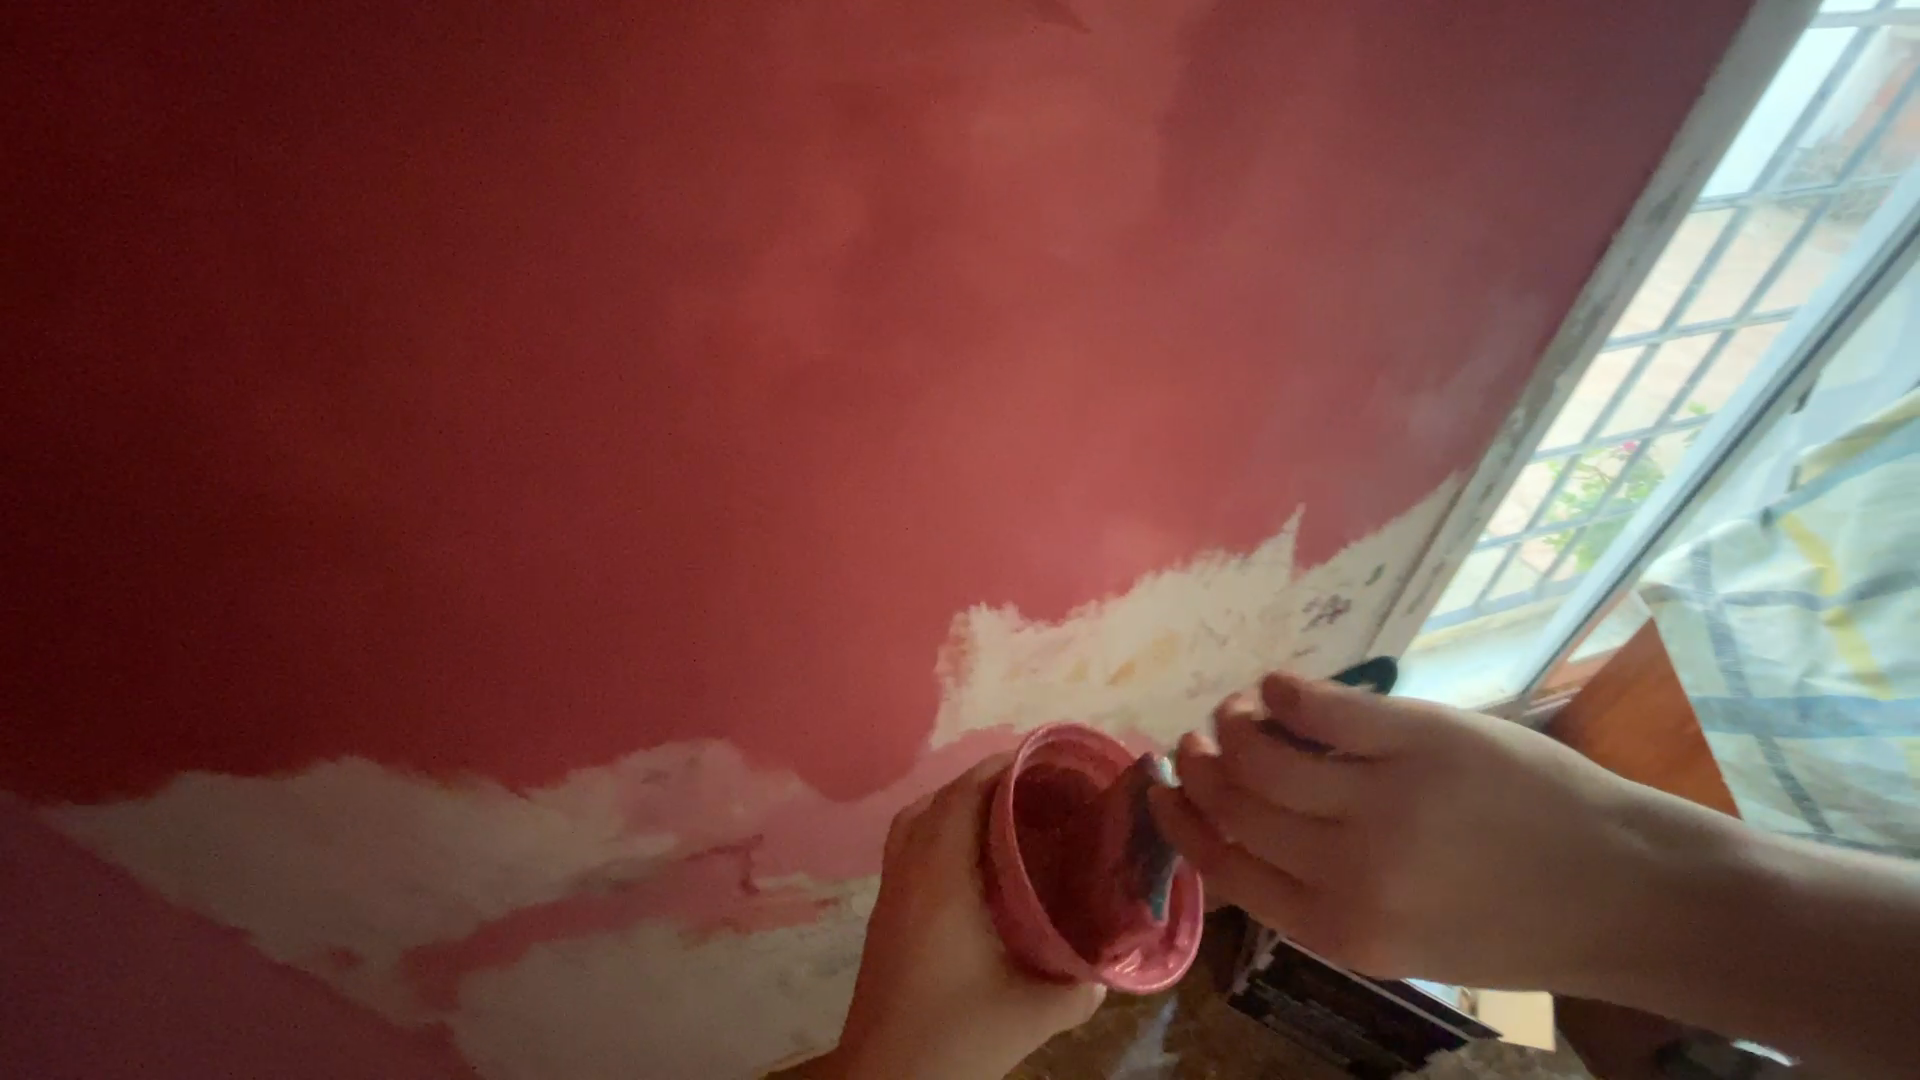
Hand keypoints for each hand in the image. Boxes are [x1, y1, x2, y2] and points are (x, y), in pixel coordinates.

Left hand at [826, 755, 1105, 1079]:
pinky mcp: (884, 908)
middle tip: (1031, 785)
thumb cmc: (953, 1037)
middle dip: (982, 781)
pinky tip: (968, 854)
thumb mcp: (1031, 1014)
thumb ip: (1078, 986)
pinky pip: (907, 840)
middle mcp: (909, 870)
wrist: (882, 1079)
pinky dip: (936, 825)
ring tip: (999, 809)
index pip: (963, 797)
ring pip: (916, 817)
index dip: (997, 769)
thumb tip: (1109, 966)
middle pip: (939, 799)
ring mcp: (890, 888)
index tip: (1036, 760)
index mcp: (941, 878)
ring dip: (954, 800)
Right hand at [1147, 672, 1723, 992]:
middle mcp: (1348, 869)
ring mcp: (1383, 799)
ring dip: (1229, 721)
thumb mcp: (1389, 933)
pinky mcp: (1416, 738)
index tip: (1161, 785)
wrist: (1633, 895)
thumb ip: (1304, 887)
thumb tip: (1220, 820)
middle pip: (1229, 800)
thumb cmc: (1503, 916)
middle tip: (1194, 739)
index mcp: (1336, 927)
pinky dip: (1278, 690)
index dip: (1177, 817)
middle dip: (1195, 762)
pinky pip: (1312, 703)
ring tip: (1237, 711)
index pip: (1219, 862)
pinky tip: (1278, 688)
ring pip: (1257, 752)